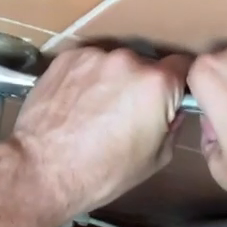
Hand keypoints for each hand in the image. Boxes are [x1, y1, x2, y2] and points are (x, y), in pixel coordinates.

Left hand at [3, 45, 190, 222]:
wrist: (43, 167)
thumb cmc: (102, 171)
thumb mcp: (155, 158)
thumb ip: (172, 125)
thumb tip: (173, 110)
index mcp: (156, 83)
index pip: (183, 65)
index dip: (178, 81)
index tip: (171, 93)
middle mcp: (127, 60)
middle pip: (145, 64)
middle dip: (140, 83)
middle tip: (126, 111)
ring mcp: (94, 55)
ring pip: (114, 63)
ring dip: (111, 78)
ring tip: (95, 108)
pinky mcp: (67, 56)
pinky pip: (87, 62)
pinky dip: (85, 76)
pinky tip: (75, 102)